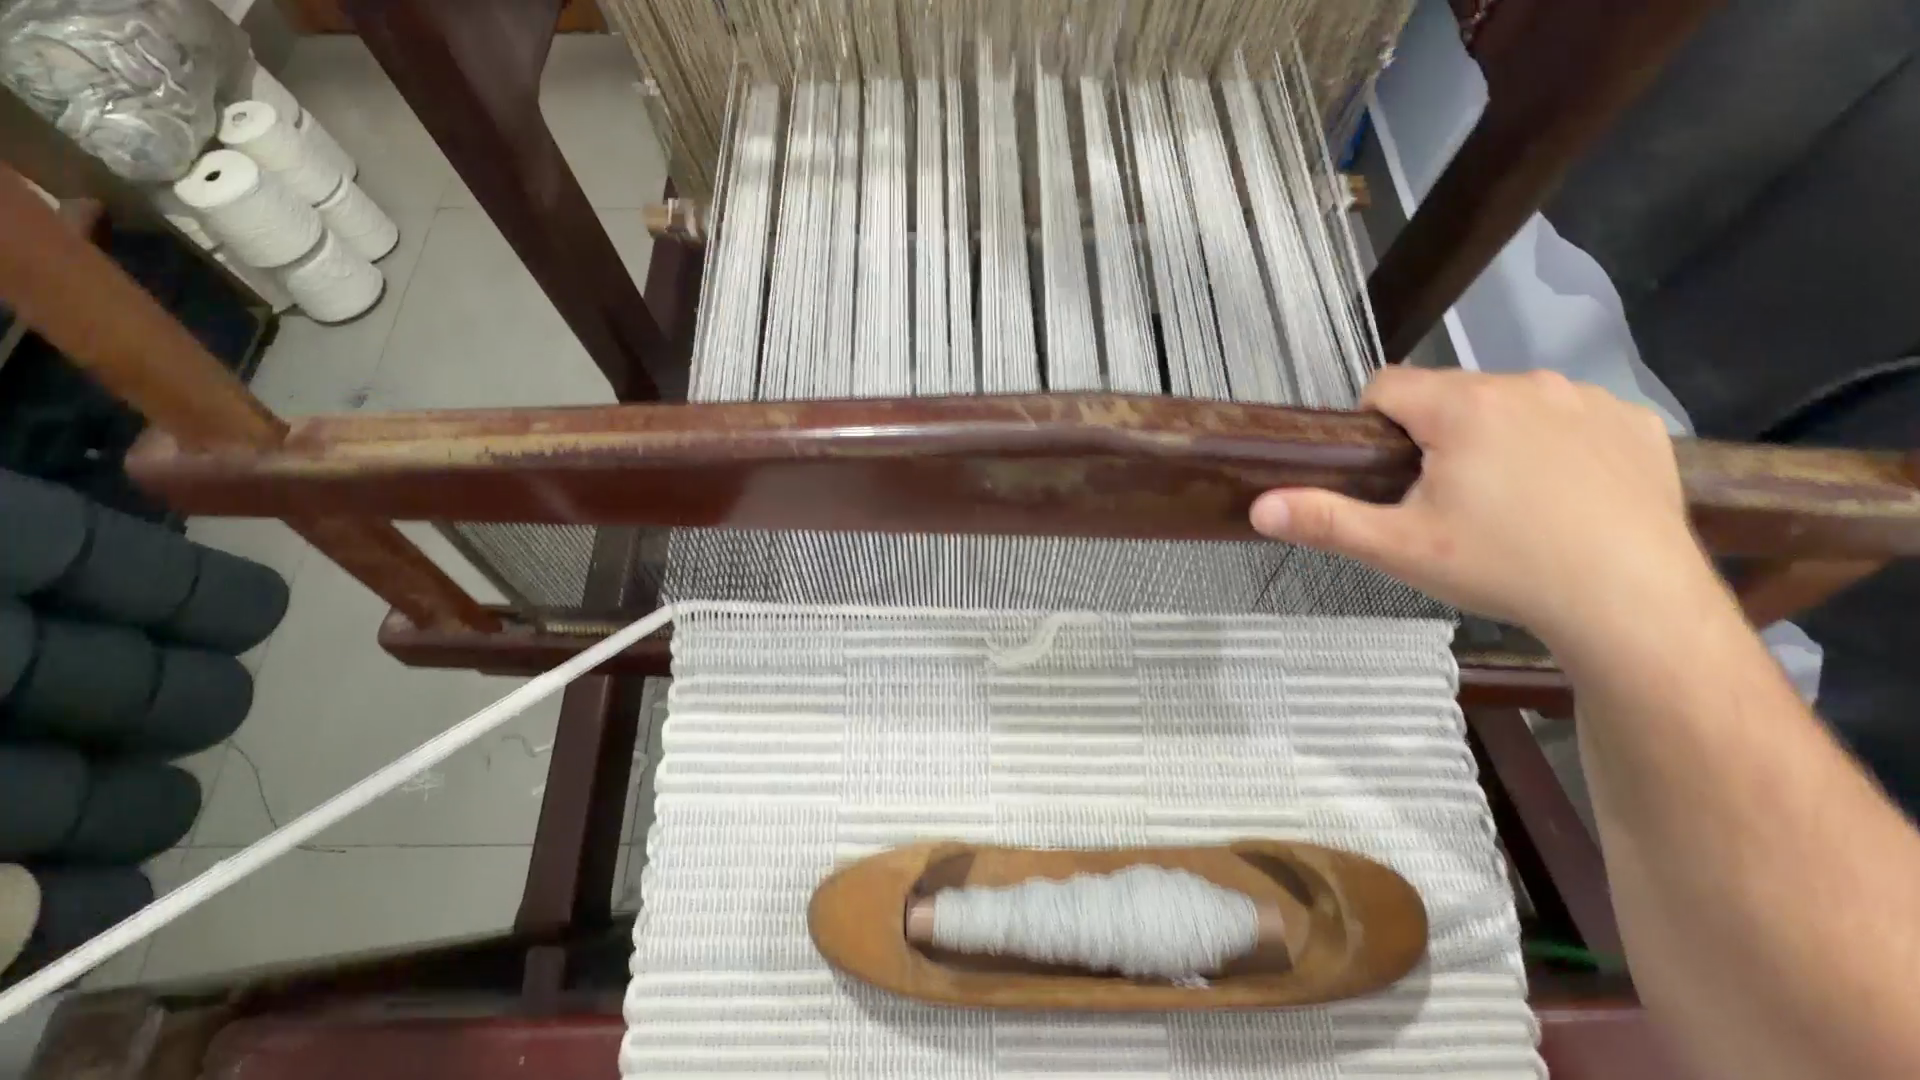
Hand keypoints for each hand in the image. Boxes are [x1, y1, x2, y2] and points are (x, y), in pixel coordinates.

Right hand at [1250, 368, 1718, 647]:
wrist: (1631, 602)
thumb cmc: (1503, 568)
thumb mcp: (1400, 550)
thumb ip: (1325, 521)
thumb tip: (1259, 506)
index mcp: (1462, 406)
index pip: (1387, 385)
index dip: (1373, 426)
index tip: (1387, 475)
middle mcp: (1526, 384)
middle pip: (1450, 396)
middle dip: (1435, 437)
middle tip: (1445, 504)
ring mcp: (1588, 399)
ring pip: (1511, 405)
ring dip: (1495, 438)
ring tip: (1508, 505)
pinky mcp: (1636, 423)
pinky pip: (1573, 419)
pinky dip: (1559, 446)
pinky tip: (1564, 498)